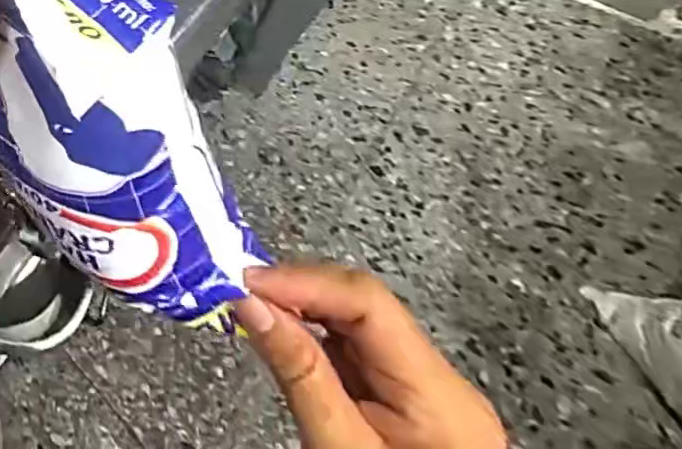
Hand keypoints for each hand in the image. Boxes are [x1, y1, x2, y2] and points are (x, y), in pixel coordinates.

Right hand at [234, 263, 504, 448]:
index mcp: (439, 394)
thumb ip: (298, 373)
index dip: (302, 281)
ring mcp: (424, 389)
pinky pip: (352, 347)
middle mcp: (441, 381)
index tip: (246, 282)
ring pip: (353, 320)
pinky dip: (311, 335)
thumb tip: (250, 302)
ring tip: (253, 309)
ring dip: (300, 308)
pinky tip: (281, 335)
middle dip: (297, 291)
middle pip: (361, 304)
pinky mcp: (401, 399)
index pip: (366, 300)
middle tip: (240, 291)